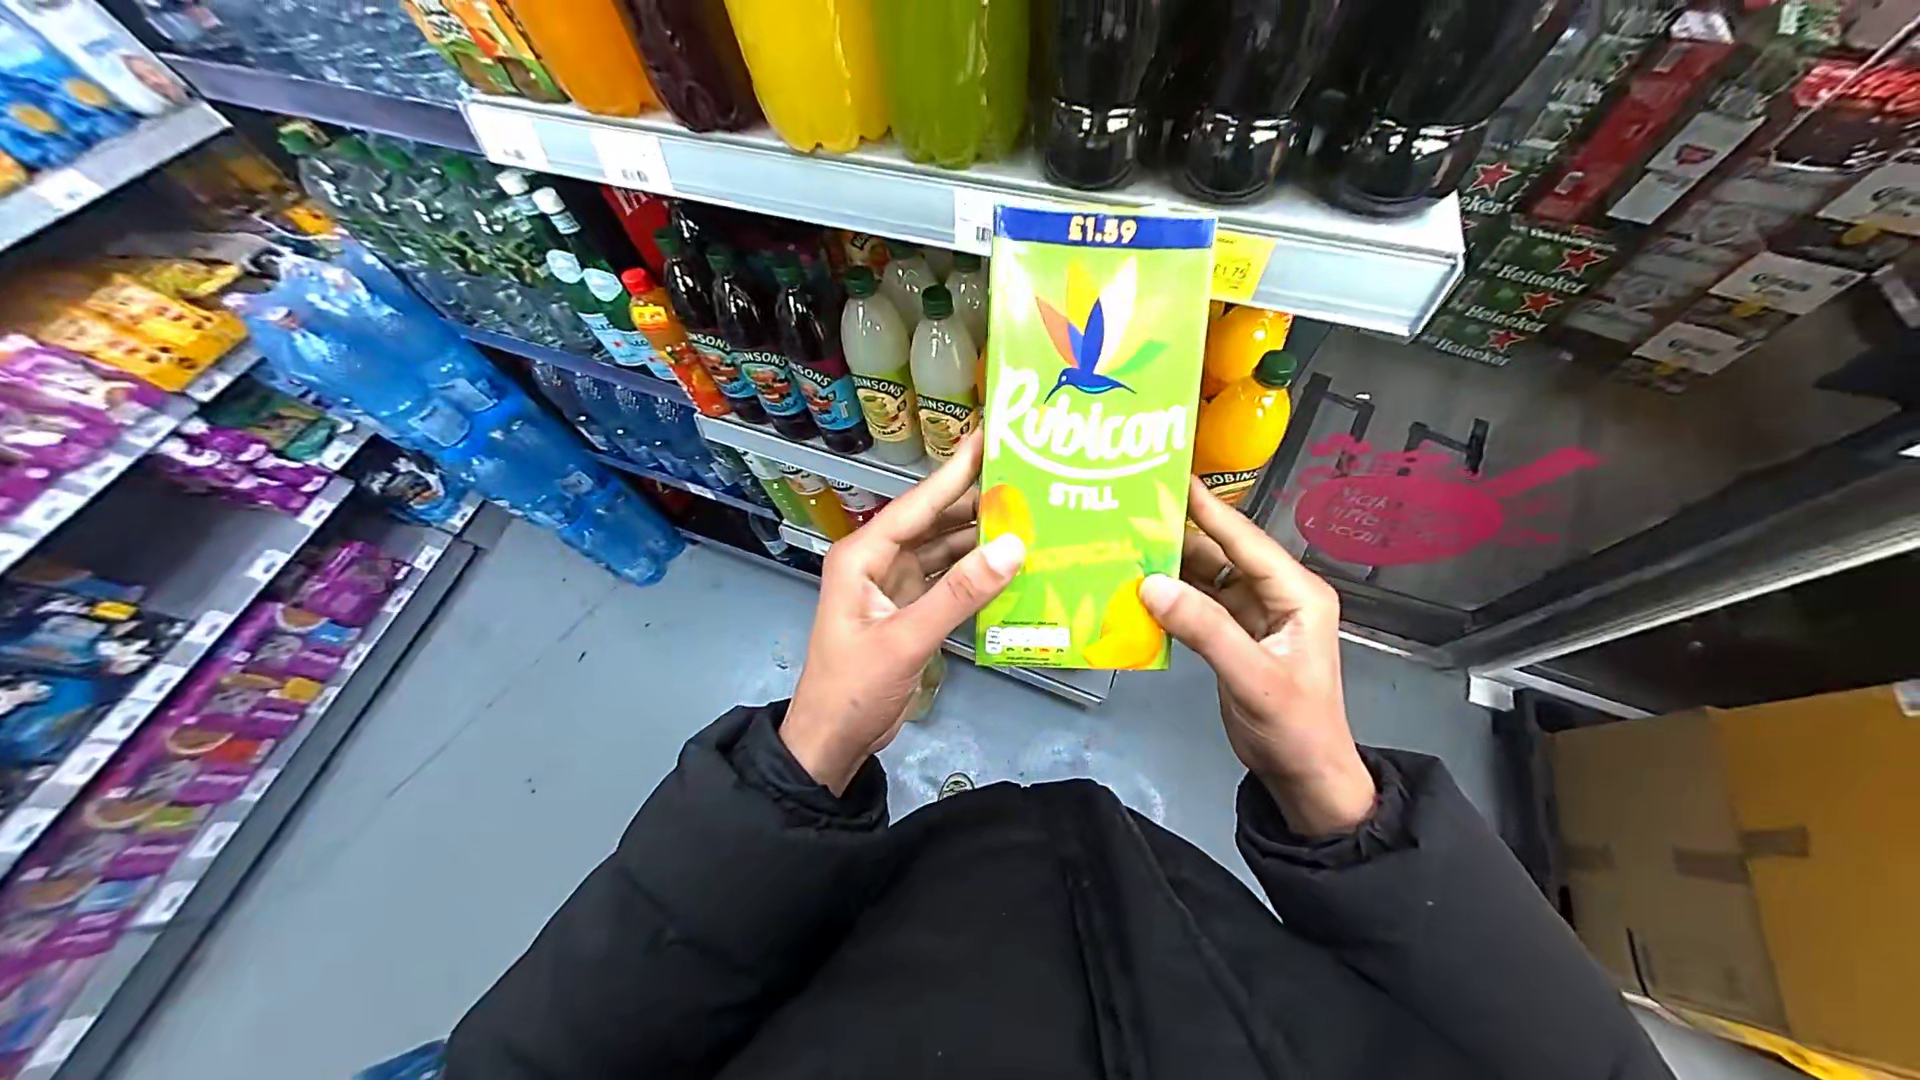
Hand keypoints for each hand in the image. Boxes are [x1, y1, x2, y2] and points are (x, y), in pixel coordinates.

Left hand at [783, 432, 1025, 794]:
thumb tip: (1012, 546)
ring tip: (1027, 517)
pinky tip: (1006, 565)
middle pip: (933, 523)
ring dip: (978, 538)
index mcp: (863, 555)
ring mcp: (894, 585)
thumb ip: (958, 594)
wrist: (833, 740)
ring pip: (943, 551)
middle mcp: (878, 561)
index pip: (917, 504)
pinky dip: (973, 573)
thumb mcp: (906, 639)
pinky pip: (946, 580)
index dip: (955, 471)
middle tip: (1025, 480)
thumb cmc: (855, 687)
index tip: (989, 438)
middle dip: (975, 503)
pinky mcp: (908, 609)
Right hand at [1137, 478, 1374, 835]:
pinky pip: (1197, 601)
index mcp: (1295, 592)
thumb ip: (1205, 629)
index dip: (1207, 507)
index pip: (1244, 539)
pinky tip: (1138, 585)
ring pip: (1205, 575)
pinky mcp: (1233, 631)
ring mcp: (1252, 612)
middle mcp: (1274, 592)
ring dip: (1169, 562)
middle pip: (1221, 552)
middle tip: (1130, 509)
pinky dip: (1169, 594)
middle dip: (1178, 531)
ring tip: (1124, 540)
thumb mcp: (1253, 678)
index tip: (1169, 476)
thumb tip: (1150, 583)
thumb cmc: (1294, 727)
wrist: (1304, 776)